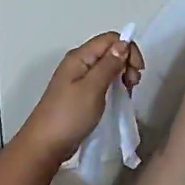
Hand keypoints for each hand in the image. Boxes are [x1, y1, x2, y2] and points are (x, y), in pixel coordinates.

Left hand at [11, 32, 144, 164]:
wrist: (46, 144)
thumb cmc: (69, 115)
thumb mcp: (92, 88)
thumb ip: (109, 65)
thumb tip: (124, 43)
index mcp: (80, 56)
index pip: (111, 39)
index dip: (128, 50)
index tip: (137, 72)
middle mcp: (79, 63)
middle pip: (110, 51)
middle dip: (127, 63)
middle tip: (133, 85)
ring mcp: (79, 79)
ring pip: (108, 67)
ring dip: (122, 76)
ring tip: (127, 94)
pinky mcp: (81, 94)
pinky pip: (103, 82)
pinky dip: (115, 87)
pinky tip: (119, 99)